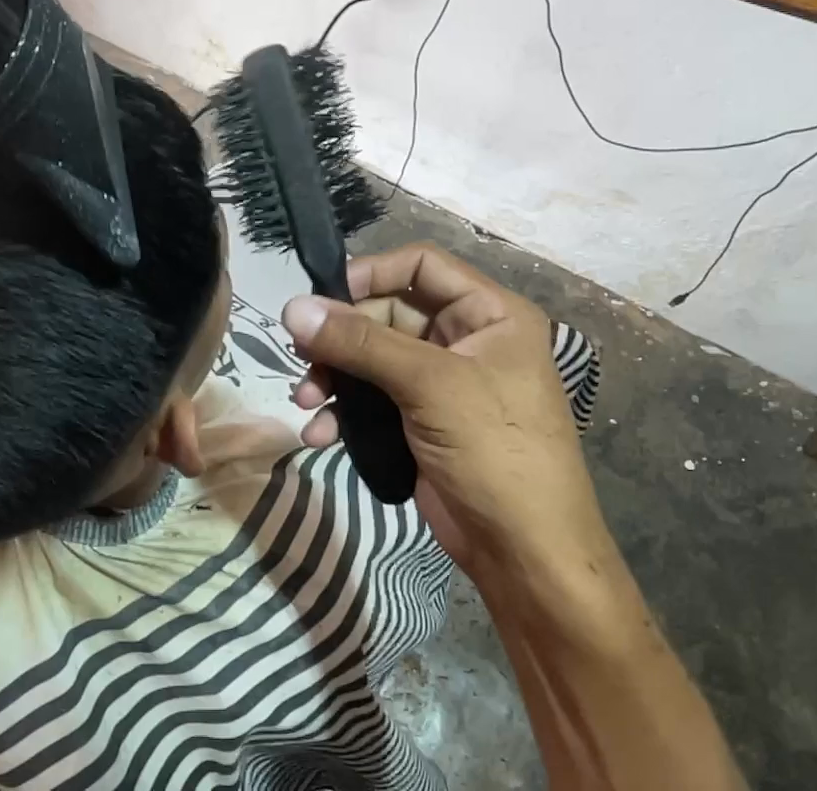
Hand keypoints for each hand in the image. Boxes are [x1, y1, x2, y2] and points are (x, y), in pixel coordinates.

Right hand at [281, 243, 609, 572]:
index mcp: (490, 314)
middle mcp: (465, 340)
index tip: (322, 299)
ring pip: (370, 357)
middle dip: (340, 338)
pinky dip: (342, 411)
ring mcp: (440, 383)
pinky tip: (319, 434)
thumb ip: (360, 342)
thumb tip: (291, 306)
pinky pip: (370, 398)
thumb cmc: (494, 451)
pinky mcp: (418, 421)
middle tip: (301, 358)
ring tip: (304, 401)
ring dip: (333, 376)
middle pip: (385, 313)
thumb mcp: (429, 385)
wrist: (524, 552)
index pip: (421, 265)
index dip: (370, 273)